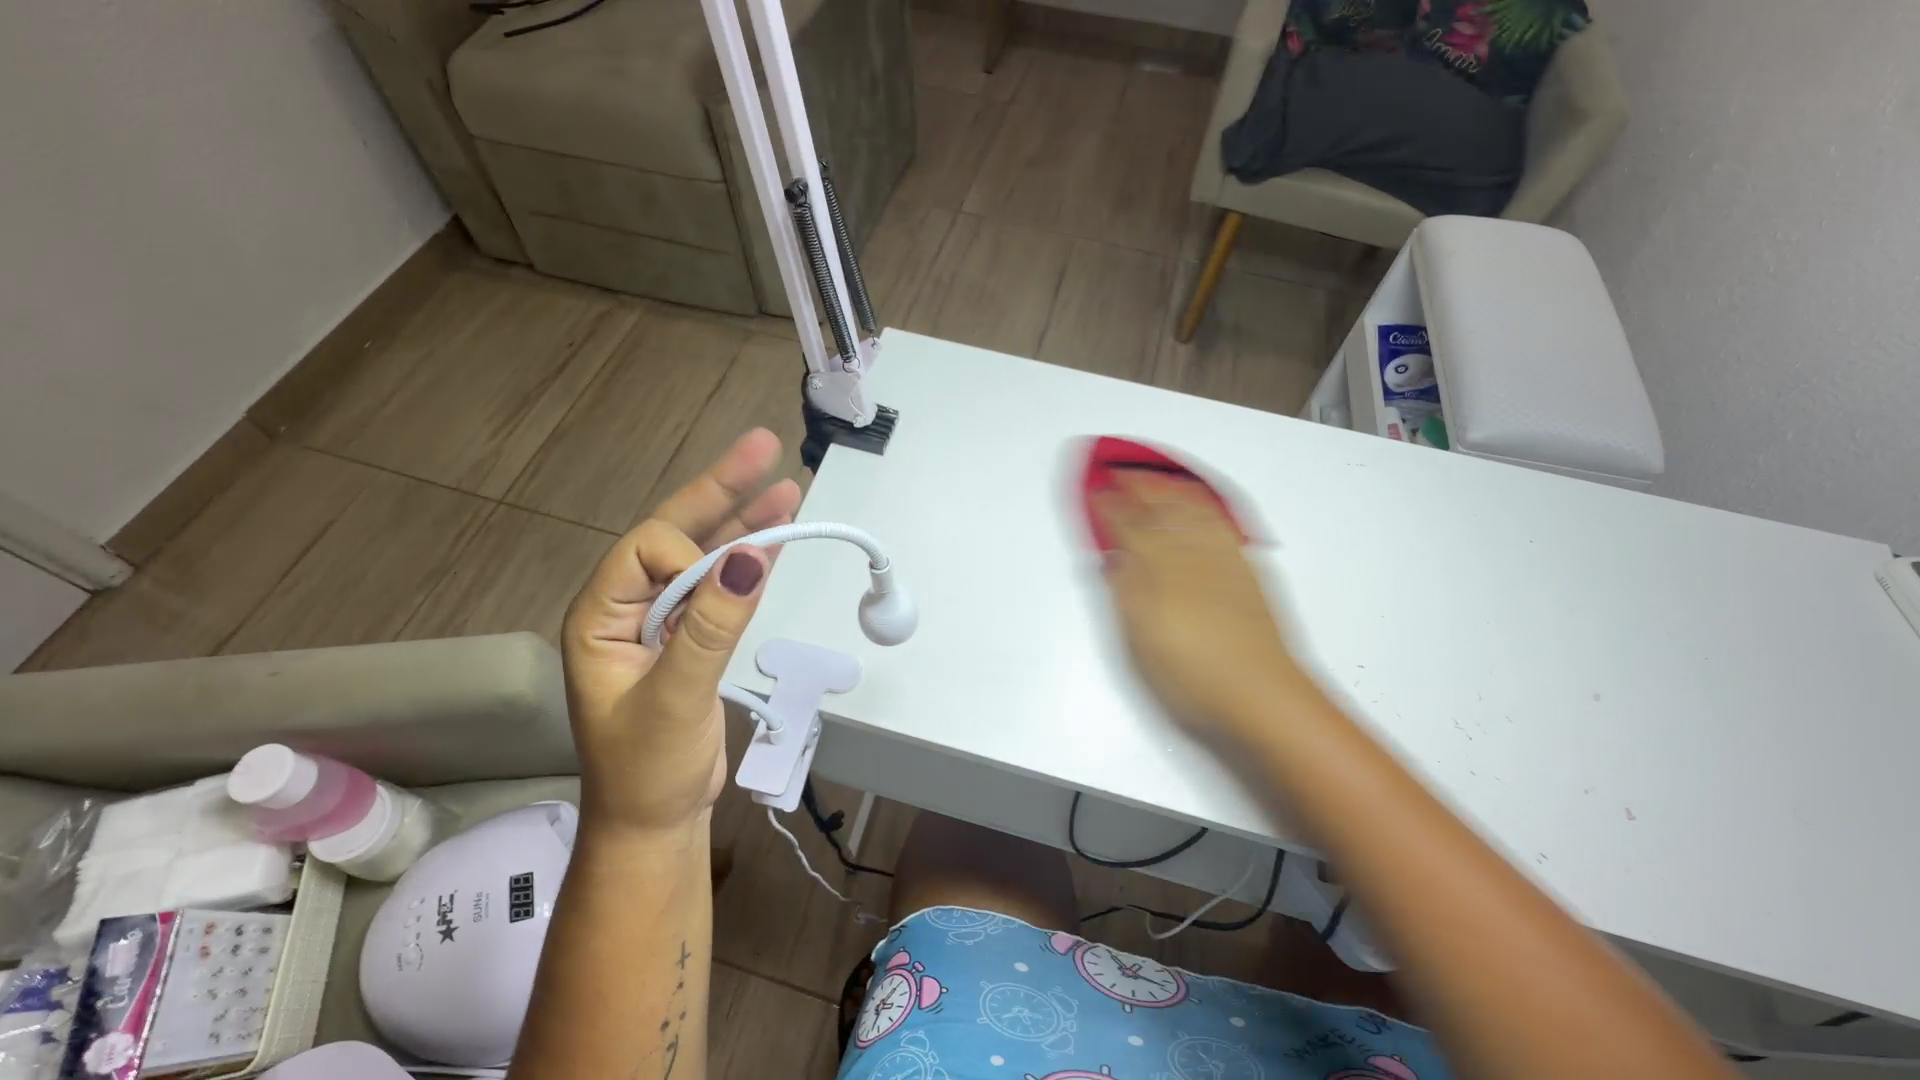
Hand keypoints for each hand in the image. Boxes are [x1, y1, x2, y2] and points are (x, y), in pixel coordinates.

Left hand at [562, 429, 802, 835]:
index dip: (691, 554)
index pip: (647, 551)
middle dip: (721, 492)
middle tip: (763, 446)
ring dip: (744, 522)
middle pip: (677, 535)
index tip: (724, 590)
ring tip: (786, 484)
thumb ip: (711, 625)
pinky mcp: (693, 639)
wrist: (655, 822)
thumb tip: (751, 556)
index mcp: (602, 616)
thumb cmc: (647, 769)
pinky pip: (722, 589)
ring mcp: (663, 622)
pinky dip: (752, 563)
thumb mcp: (675, 697)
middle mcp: (630, 608)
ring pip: (705, 558)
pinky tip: (778, 534)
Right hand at [1091, 471, 1320, 747]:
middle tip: (1120, 469)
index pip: (1126, 524)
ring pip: (1193, 508)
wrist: (1262, 695)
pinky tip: (1200, 504)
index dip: (1108, 504)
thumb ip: (1123, 589)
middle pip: (1160, 507)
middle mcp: (1192, 552)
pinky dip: (1205, 503)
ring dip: (1170, 487)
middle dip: (1137, 485)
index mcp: (1158, 565)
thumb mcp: (1138, 637)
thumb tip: (1111, 557)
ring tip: (1156, 476)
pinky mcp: (1248, 570)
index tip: (1094, 489)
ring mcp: (1224, 558)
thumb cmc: (1194, 674)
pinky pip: (1222, 521)